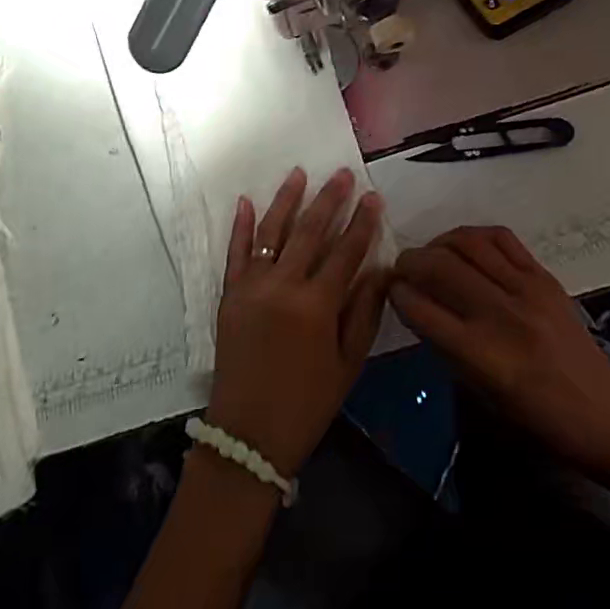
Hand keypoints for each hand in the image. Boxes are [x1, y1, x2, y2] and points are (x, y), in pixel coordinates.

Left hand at [206, 167, 387, 479]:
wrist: (249, 434)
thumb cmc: (308, 402)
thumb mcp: (349, 363)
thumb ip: (365, 311)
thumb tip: (380, 269)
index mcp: (317, 305)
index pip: (347, 252)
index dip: (363, 223)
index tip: (373, 196)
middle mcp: (283, 287)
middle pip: (310, 232)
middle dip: (329, 200)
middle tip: (342, 174)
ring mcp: (251, 288)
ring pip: (272, 233)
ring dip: (286, 200)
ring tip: (299, 173)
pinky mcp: (229, 296)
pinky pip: (235, 254)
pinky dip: (241, 227)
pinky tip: (247, 201)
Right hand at [391, 226, 609, 467]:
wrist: (601, 408)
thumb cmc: (535, 416)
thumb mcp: (479, 392)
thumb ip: (445, 347)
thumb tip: (416, 306)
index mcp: (483, 355)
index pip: (422, 309)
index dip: (397, 294)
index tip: (390, 290)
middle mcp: (502, 314)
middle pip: (441, 267)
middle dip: (410, 262)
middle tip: (402, 268)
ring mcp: (527, 290)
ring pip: (468, 243)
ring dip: (438, 243)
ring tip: (431, 254)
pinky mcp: (545, 276)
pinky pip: (502, 239)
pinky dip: (474, 236)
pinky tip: (465, 247)